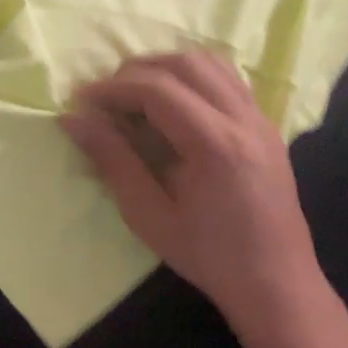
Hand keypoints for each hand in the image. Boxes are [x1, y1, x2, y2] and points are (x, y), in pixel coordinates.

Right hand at [59, 51, 327, 324]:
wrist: (276, 284)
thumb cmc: (207, 254)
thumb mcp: (147, 213)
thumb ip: (111, 159)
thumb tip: (72, 118)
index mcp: (216, 145)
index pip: (157, 89)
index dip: (112, 88)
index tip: (80, 101)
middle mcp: (244, 121)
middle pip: (185, 64)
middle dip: (136, 71)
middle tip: (105, 97)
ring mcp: (261, 121)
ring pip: (211, 63)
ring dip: (165, 67)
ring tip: (134, 94)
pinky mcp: (265, 128)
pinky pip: (227, 79)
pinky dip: (191, 77)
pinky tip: (170, 104)